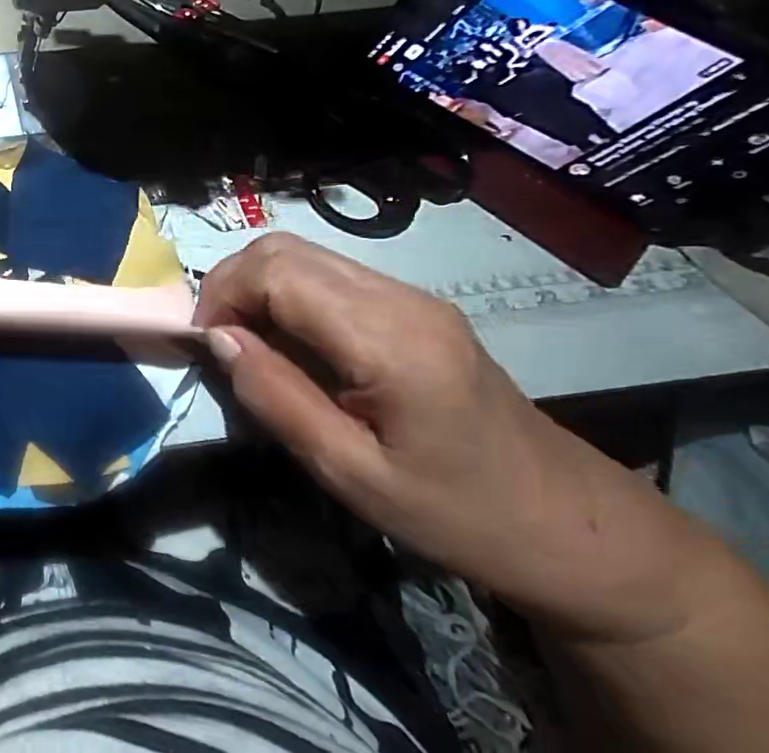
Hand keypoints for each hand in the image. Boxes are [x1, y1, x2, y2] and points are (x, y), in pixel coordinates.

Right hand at [196, 234, 724, 643]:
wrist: (563, 518)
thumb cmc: (455, 513)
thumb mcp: (351, 474)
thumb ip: (278, 398)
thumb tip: (219, 338)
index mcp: (389, 339)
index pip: (279, 272)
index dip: (224, 294)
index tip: (205, 345)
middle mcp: (400, 297)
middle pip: (288, 248)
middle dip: (234, 283)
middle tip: (219, 343)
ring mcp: (413, 296)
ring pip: (308, 255)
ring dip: (260, 287)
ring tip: (248, 345)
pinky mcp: (416, 307)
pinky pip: (333, 278)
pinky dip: (291, 296)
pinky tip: (290, 345)